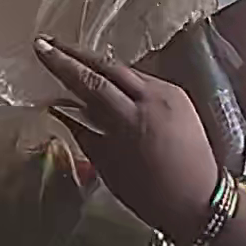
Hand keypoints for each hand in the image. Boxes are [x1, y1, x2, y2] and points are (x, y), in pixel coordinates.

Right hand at [35, 35, 220, 241]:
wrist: (204, 203)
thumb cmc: (151, 195)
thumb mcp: (111, 168)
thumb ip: (84, 133)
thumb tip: (60, 108)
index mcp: (132, 120)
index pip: (90, 82)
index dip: (62, 63)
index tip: (41, 46)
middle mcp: (151, 97)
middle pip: (106, 65)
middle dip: (76, 53)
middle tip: (51, 41)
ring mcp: (167, 91)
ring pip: (124, 70)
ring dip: (97, 65)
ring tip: (72, 58)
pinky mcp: (177, 92)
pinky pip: (141, 79)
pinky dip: (121, 79)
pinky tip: (106, 80)